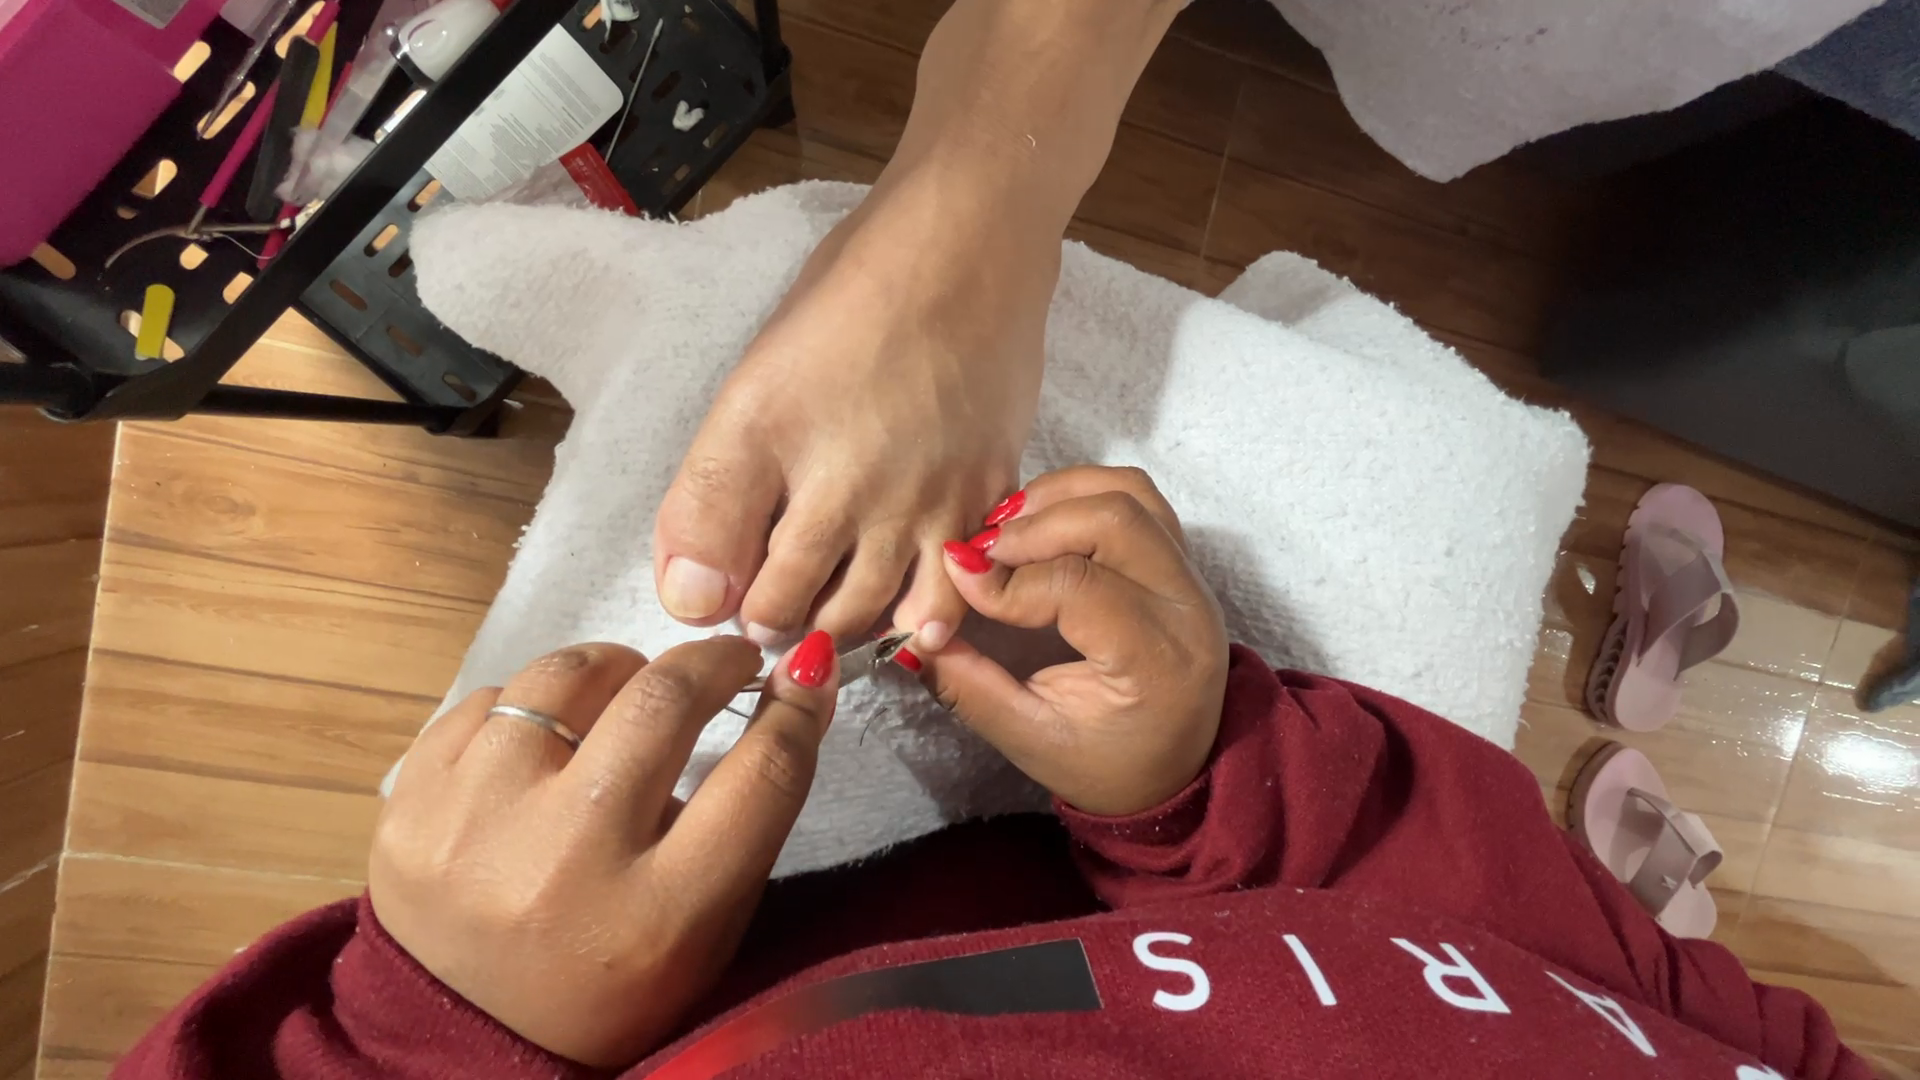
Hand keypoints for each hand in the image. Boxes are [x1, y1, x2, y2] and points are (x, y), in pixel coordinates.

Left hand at [369, 633, 840, 1066]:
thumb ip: (761, 800)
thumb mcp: (716, 916)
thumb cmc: (621, 982)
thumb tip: (802, 680)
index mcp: (661, 915)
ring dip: (621, 668)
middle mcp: (566, 861)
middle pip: (665, 700)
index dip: (798, 707)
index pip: (762, 772)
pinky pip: (491, 699)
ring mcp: (472, 828)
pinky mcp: (406, 808)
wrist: (459, 1051)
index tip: (803, 672)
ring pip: (569, 676)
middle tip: (728, 661)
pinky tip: (553, 736)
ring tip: (631, 690)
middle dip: (714, 661)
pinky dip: (540, 701)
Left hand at [652, 174, 1057, 651]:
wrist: (965, 248)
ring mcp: (937, 507)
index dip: (739, 614)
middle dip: (793, 627)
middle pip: (824, 617)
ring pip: (890, 616)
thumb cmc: (848, 304)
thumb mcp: (750, 392)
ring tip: (842, 619)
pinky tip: (919, 617)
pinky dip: (932, 615)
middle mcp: (867, 507)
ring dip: (857, 630)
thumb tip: (694, 605)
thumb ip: (711, 501)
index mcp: (793, 477)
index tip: (739, 601)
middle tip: (786, 615)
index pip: (756, 602)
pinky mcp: (990, 496)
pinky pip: (960, 589)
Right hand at [925, 466, 1229, 815]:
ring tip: (1007, 529)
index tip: (956, 579)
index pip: (1078, 586)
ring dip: (1059, 498)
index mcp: (1156, 661)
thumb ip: (970, 687)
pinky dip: (1083, 494)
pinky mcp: (1180, 559)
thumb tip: (912, 636)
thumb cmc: (1106, 764)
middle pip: (1113, 519)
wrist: (1178, 768)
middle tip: (980, 550)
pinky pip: (1138, 497)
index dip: (1007, 579)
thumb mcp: (1031, 739)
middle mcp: (1186, 606)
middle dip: (1033, 526)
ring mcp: (1190, 574)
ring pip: (1129, 493)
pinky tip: (1041, 520)